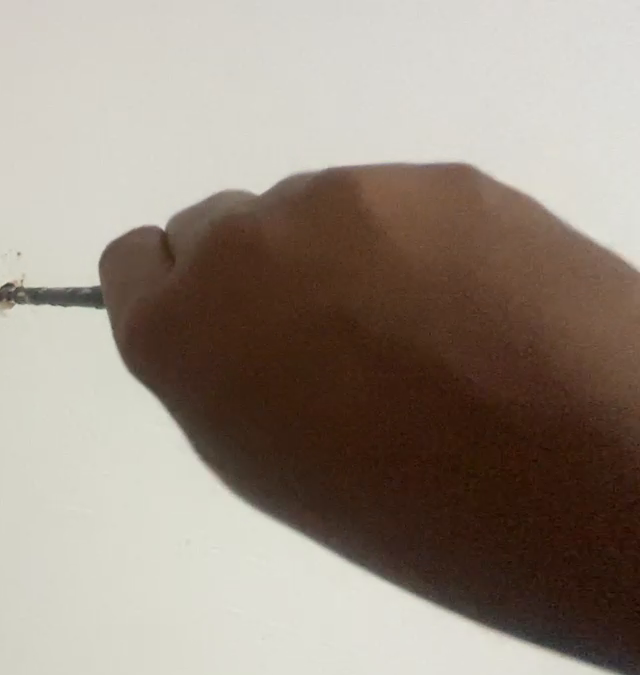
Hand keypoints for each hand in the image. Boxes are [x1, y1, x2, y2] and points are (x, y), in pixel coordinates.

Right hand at [100, 164, 639, 671]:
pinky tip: (449, 298)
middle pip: (209, 225)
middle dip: (239, 267)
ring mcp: (338, 200)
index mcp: (168, 321)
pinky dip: (399, 240)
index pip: (129, 256)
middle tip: (298, 327)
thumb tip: (224, 315)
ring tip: (390, 319)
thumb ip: (199, 356)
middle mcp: (233, 245)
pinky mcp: (439, 179)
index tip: (205, 322)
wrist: (553, 465)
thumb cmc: (358, 486)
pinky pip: (385, 201)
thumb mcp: (230, 435)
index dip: (164, 286)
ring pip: (299, 208)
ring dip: (320, 250)